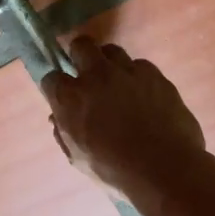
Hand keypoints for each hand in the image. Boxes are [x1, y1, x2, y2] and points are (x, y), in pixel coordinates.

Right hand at [42, 36, 207, 197]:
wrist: (164, 168)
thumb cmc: (113, 170)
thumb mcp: (78, 158)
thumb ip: (64, 133)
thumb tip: (58, 118)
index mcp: (70, 98)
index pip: (51, 78)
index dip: (56, 86)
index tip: (62, 96)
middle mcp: (95, 76)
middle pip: (81, 46)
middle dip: (79, 55)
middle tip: (86, 73)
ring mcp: (127, 72)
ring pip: (112, 50)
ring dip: (109, 63)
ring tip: (116, 81)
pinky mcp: (155, 75)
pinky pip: (140, 66)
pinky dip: (137, 76)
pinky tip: (142, 93)